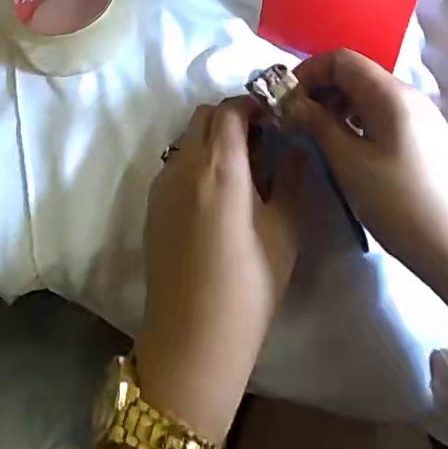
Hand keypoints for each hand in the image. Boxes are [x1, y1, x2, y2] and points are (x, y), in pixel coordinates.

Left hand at [136, 97, 302, 441]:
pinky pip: (176, 163)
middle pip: (205, 116)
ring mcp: (162, 186)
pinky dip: (198, 160)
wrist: (191, 343)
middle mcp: (184, 165)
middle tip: (263, 139)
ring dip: (214, 138)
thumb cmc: (248, 286)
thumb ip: (291, 178)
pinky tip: (220, 194)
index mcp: (220, 166)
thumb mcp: (285, 231)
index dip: (255, 104)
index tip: (278, 119)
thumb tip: (295, 146)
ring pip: (187, 138)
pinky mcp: (152, 208)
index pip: (231, 109)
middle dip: (234, 117)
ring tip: (244, 167)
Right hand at [289, 50, 447, 291]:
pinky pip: (386, 115)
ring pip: (371, 96)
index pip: (342, 58)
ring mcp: (423, 116)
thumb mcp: (350, 164)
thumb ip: (319, 125)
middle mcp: (409, 94)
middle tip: (295, 121)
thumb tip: (292, 101)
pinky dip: (359, 122)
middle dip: (321, 90)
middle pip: (357, 74)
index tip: (283, 100)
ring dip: (339, 107)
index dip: (308, 72)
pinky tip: (349, 150)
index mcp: (390, 92)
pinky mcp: (429, 138)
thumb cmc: (401, 204)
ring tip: (317, 138)